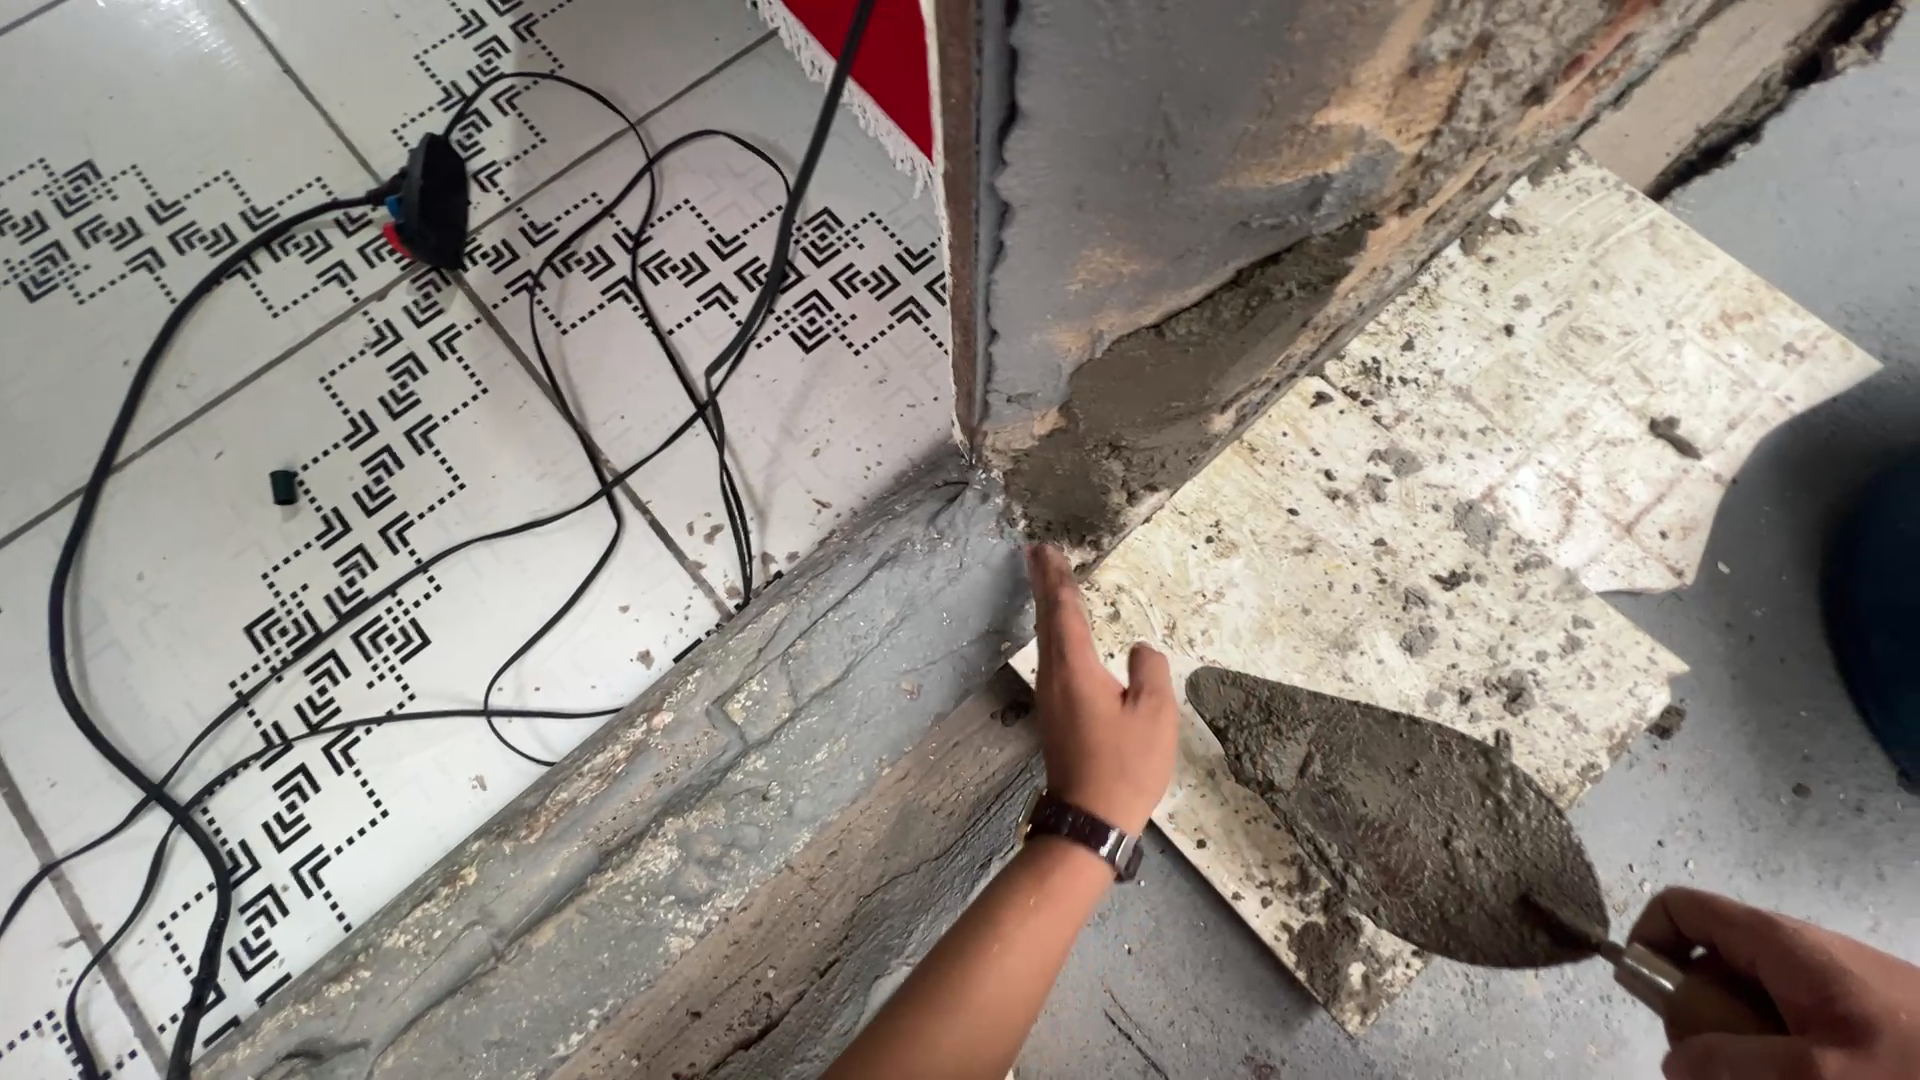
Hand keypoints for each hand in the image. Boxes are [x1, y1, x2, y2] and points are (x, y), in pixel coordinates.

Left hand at [1026, 544, 1177, 834]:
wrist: (1091, 817)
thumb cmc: (1126, 765)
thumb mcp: (1155, 714)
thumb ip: (1148, 670)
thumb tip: (1138, 649)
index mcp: (1075, 668)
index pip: (1065, 611)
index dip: (1058, 579)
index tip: (1048, 551)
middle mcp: (1053, 676)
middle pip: (1047, 618)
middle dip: (1043, 583)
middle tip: (1036, 551)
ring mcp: (1049, 695)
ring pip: (1046, 638)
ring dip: (1046, 605)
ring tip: (1045, 579)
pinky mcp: (1053, 712)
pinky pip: (1051, 657)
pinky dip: (1053, 631)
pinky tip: (1060, 633)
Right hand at [1629, 888, 1919, 1078]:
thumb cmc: (1917, 1073)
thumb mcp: (1819, 1076)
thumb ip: (1732, 1063)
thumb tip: (1677, 1061)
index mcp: (1779, 941)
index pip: (1678, 909)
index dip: (1648, 944)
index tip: (1658, 1004)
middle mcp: (1801, 953)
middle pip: (1712, 963)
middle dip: (1704, 1016)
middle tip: (1722, 1067)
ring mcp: (1839, 988)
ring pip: (1755, 1003)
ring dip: (1747, 1046)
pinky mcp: (1870, 1021)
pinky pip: (1800, 1028)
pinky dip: (1789, 1059)